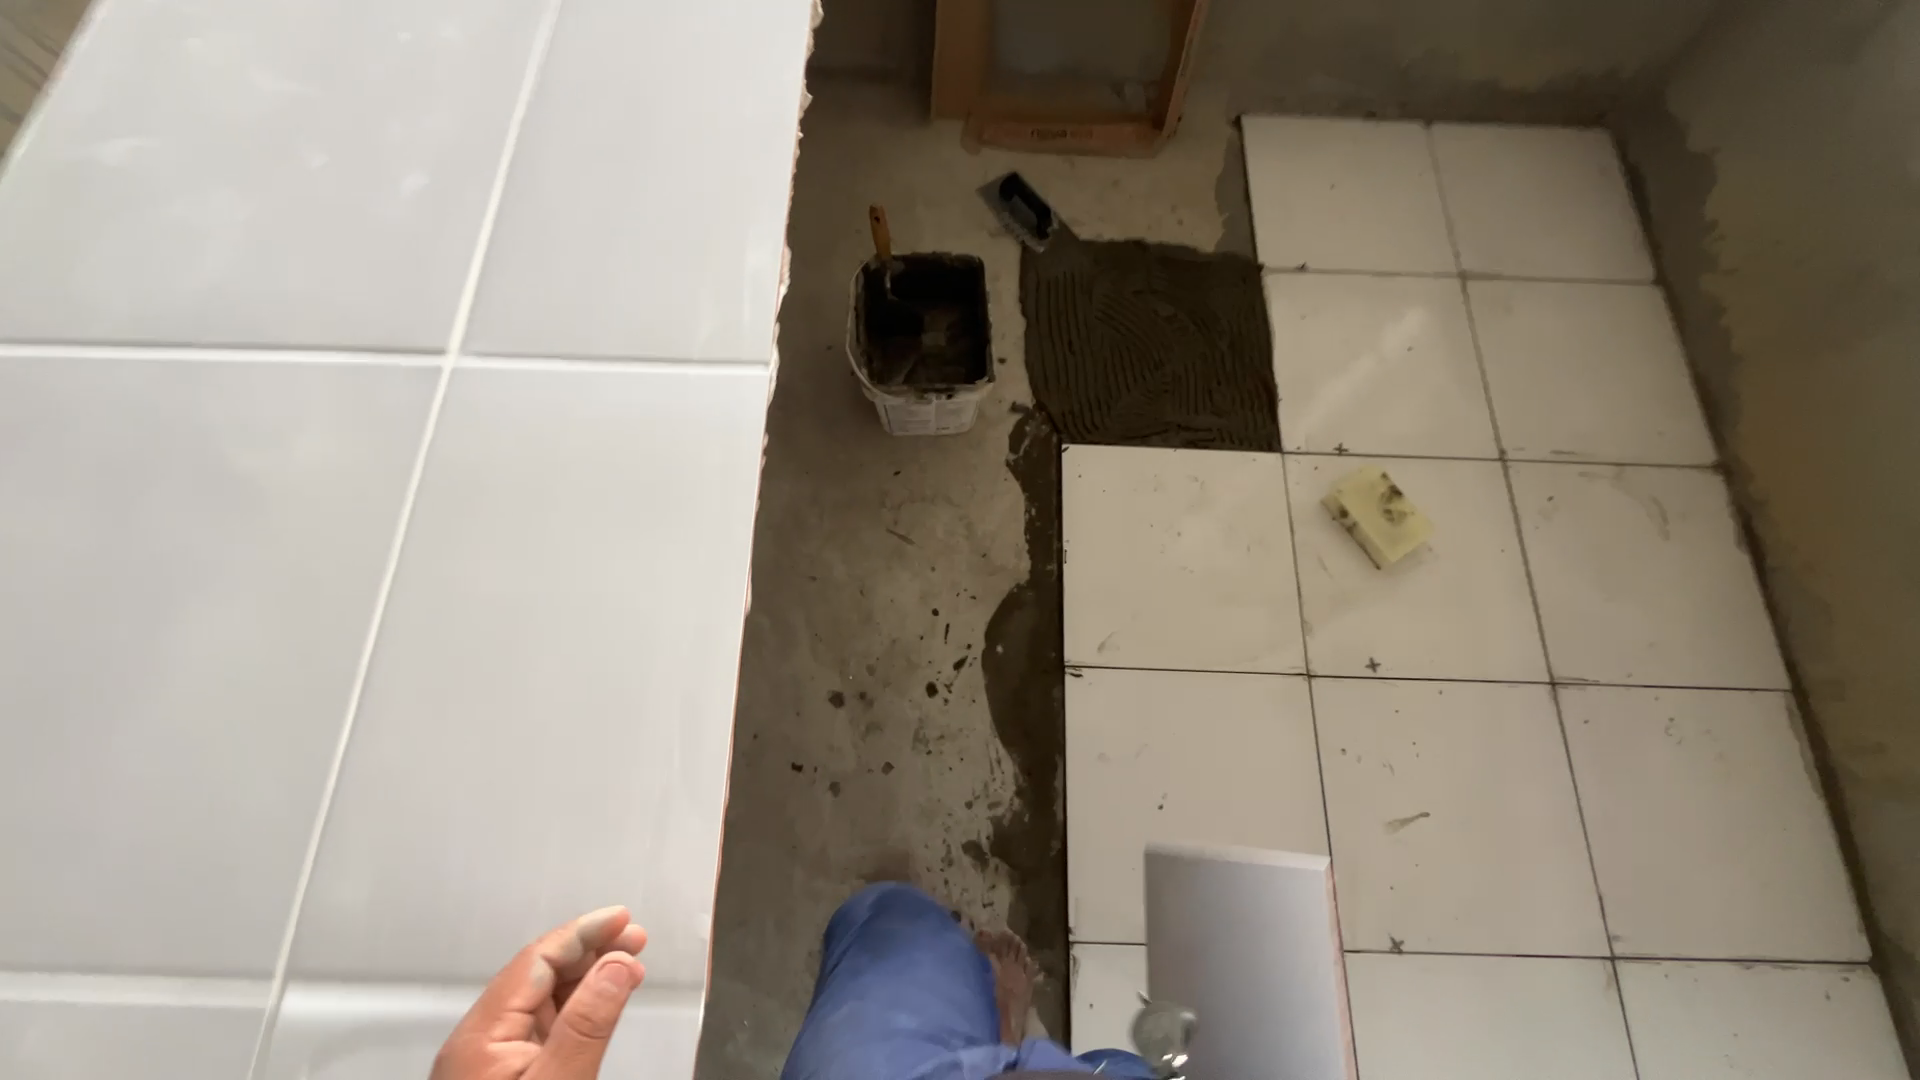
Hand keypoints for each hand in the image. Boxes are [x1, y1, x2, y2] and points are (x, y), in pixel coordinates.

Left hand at [432, 906, 648, 1079]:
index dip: (582, 932)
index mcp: (478, 1038)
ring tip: (631, 967)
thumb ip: (586, 1025)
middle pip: (537, 974)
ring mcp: (487, 1062)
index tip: (625, 918)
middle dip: (590, 950)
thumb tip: (619, 961)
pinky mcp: (503, 1077)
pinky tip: (604, 1002)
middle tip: (638, 940)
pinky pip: (543, 1023)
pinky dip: (579, 1005)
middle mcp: (476, 1042)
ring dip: (589, 975)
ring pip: (542, 997)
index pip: (535, 960)